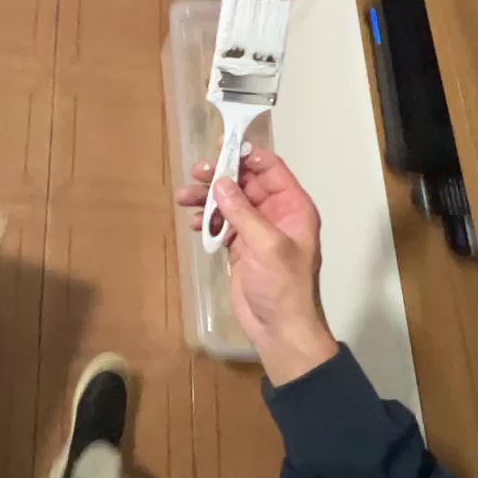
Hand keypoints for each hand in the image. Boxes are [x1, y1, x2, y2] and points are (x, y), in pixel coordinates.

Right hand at [176, 149, 338, 384]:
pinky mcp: (241, 247)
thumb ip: (242, 212)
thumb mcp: (266, 245)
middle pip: (247, 183)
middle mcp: (276, 214)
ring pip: (231, 202)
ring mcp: (258, 231)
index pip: (271, 170)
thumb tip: (220, 182)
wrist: (280, 330)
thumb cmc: (283, 286)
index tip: (221, 148)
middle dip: (221, 176)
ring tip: (184, 197)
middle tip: (196, 173)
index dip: (247, 156)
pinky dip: (208, 220)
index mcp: (293, 208)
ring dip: (208, 198)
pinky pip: (223, 223)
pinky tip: (194, 223)